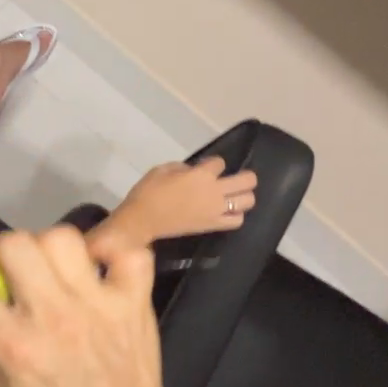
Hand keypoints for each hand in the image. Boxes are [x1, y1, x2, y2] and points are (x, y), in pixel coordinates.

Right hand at [0, 229, 195, 386]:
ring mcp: (97, 305)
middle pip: (15, 244)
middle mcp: (51, 316)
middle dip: (1, 250)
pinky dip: (110, 252)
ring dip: (47, 248)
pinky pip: (126, 252)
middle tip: (9, 271)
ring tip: (51, 270)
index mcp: (11, 344)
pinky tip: (96, 271)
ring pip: (63, 239)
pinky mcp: (134, 302)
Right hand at [115, 157, 257, 243]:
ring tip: (231, 198)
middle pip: (248, 179)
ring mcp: (216, 209)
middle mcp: (215, 190)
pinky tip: (225, 213)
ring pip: (248, 200)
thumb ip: (180, 167)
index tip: (202, 168)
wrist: (139, 221)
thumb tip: (191, 170)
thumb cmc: (146, 194)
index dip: (211, 164)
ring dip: (243, 196)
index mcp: (202, 174)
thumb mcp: (159, 170)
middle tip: (230, 181)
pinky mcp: (212, 225)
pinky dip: (235, 216)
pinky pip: (237, 220)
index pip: (220, 162)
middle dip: (242, 177)